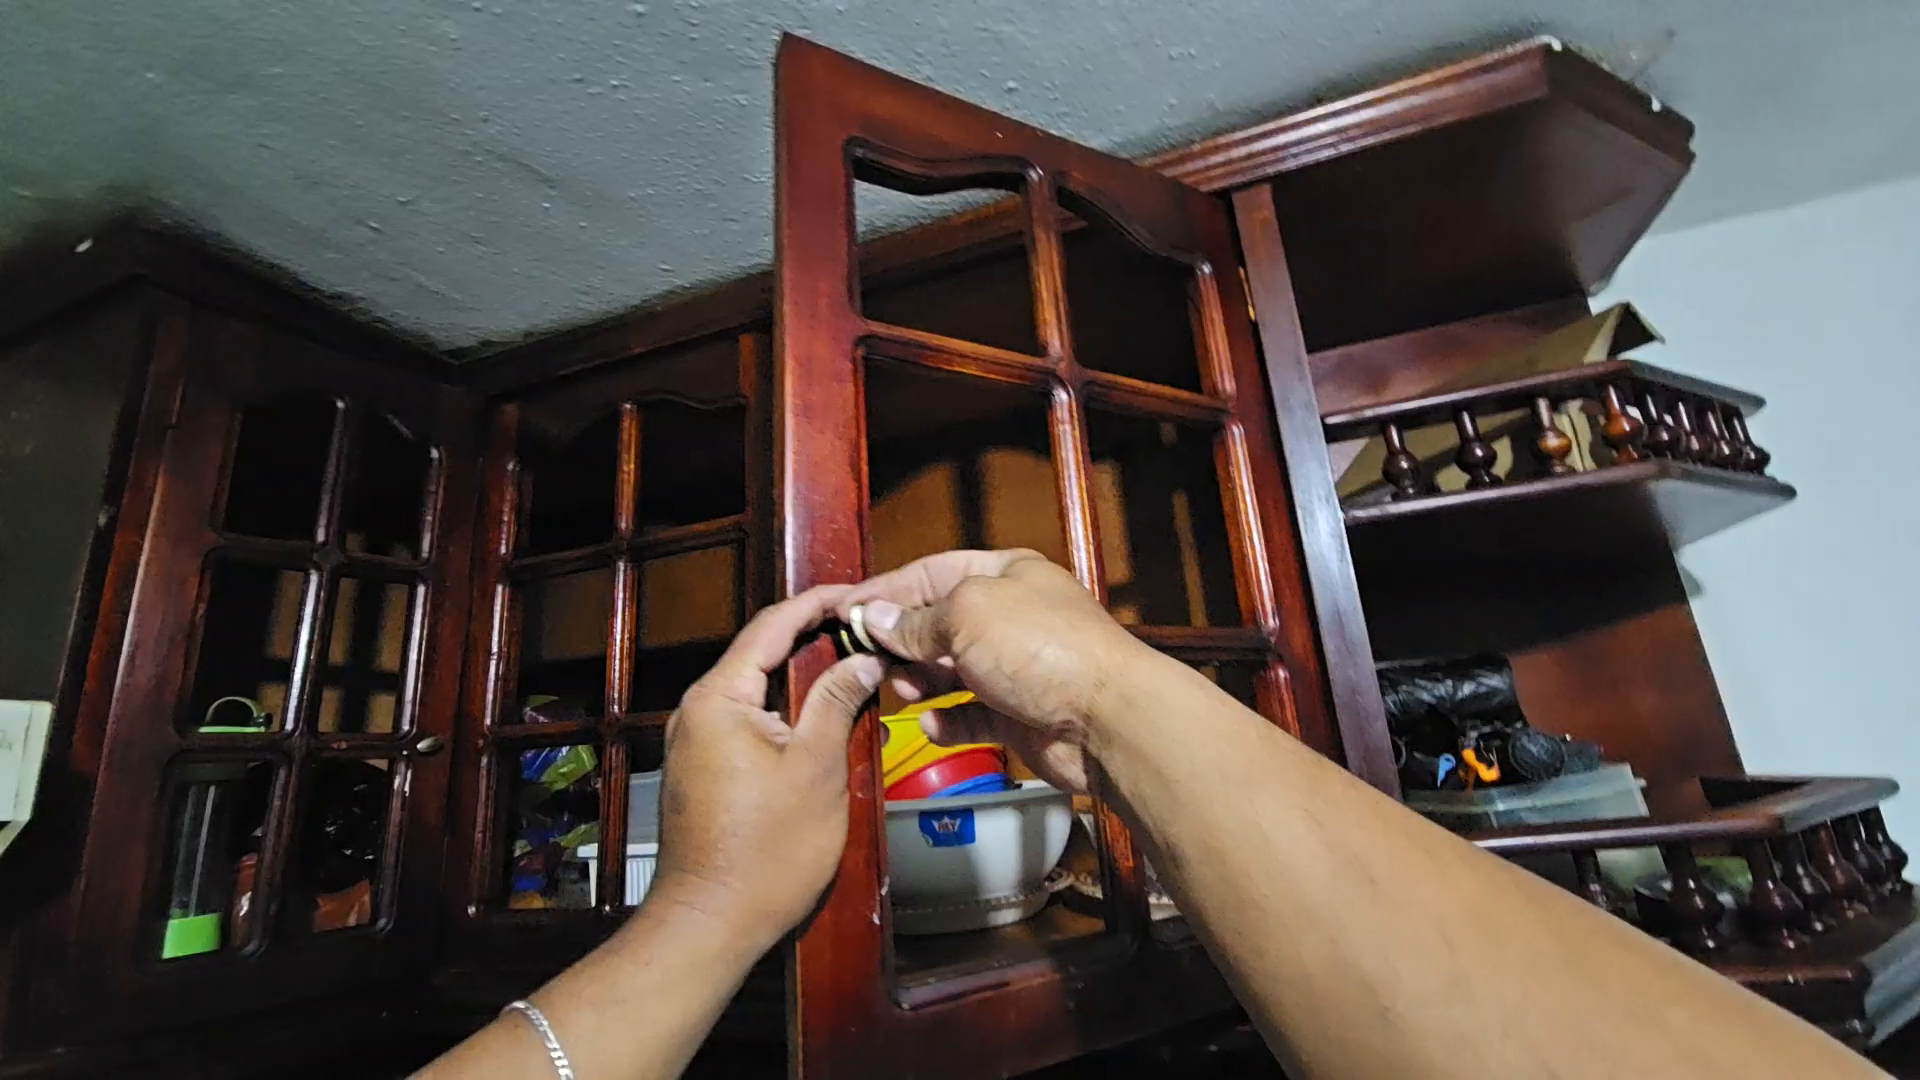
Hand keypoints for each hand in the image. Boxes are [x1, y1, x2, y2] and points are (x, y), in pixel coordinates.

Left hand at [650, 585, 883, 951]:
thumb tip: (862, 658)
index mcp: (719, 698)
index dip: (816, 603)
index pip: (771, 626)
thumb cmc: (767, 849)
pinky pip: (751, 717)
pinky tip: (826, 715)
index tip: (857, 593)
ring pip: (759, 687)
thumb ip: (836, 701)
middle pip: (762, 652)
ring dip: (805, 675)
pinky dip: (789, 708)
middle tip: (865, 630)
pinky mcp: (705, 766)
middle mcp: (699, 709)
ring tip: (855, 666)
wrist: (710, 925)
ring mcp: (698, 739)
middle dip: (815, 637)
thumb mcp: (815, 767)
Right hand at [837, 550, 1153, 793]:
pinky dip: (947, 721)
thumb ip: (916, 620)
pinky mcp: (1018, 713)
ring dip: (919, 682)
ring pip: (950, 672)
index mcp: (1004, 574)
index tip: (846, 608)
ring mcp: (1014, 666)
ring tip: (901, 690)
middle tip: (868, 658)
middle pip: (938, 624)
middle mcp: (1009, 616)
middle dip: (901, 641)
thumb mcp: (967, 614)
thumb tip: (876, 618)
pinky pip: (970, 715)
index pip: (931, 573)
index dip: (887, 590)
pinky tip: (932, 724)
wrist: (1104, 718)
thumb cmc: (1045, 648)